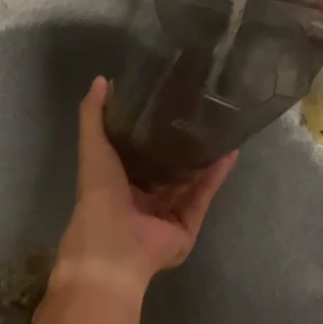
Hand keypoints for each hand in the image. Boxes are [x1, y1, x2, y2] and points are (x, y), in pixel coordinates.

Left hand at [55, 77, 236, 298]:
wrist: (114, 244)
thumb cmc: (100, 193)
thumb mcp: (93, 146)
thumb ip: (94, 114)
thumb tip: (102, 79)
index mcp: (118, 182)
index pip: (138, 152)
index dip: (151, 130)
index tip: (167, 103)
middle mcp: (143, 198)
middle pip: (168, 167)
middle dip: (182, 144)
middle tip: (200, 113)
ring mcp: (167, 214)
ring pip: (190, 181)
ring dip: (204, 157)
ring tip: (221, 128)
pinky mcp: (188, 225)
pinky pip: (204, 196)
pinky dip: (216, 176)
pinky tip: (229, 152)